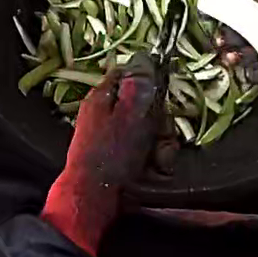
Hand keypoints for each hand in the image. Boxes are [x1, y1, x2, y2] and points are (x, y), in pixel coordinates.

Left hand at [41, 56, 162, 255]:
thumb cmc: (110, 154)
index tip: (163, 94)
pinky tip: (156, 170)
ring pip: (151, 130)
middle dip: (160, 121)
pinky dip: (155, 160)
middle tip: (160, 136)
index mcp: (103, 97)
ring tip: (157, 160)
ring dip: (161, 144)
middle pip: (146, 104)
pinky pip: (147, 150)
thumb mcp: (130, 115)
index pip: (130, 74)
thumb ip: (140, 85)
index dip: (150, 81)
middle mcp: (107, 113)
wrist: (94, 201)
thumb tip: (145, 55)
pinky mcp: (122, 158)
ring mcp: (114, 137)